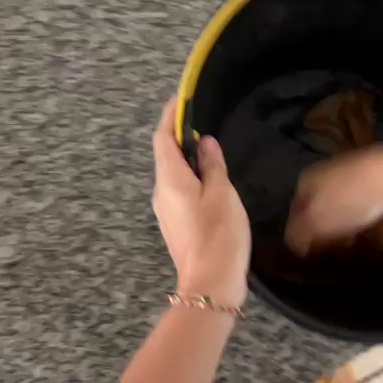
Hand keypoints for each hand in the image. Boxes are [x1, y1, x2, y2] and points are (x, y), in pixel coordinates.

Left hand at [151, 97, 251, 308]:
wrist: (210, 285)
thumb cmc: (218, 234)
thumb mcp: (222, 193)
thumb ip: (212, 164)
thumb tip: (203, 142)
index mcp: (169, 179)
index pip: (163, 138)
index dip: (171, 116)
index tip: (181, 98)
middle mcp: (161, 192)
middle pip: (165, 154)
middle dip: (179, 134)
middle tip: (200, 119)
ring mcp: (166, 211)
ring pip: (173, 173)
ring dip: (186, 157)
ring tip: (208, 146)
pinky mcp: (176, 224)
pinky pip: (179, 189)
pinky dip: (190, 176)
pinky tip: (210, 178)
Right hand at [286, 141, 382, 255]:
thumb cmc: (351, 198)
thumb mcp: (318, 220)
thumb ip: (300, 233)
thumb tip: (291, 243)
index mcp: (305, 180)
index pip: (293, 211)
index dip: (299, 234)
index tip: (309, 254)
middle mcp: (324, 172)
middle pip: (316, 207)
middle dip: (322, 230)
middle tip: (331, 252)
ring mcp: (350, 173)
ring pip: (339, 205)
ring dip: (343, 225)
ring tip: (351, 245)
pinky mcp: (373, 177)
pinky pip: (360, 203)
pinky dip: (361, 217)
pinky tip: (370, 229)